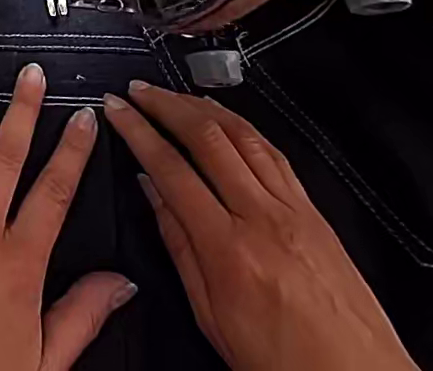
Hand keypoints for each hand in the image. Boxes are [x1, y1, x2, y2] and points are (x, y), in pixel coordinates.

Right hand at [103, 81, 420, 370]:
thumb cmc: (287, 366)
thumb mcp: (212, 319)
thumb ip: (179, 246)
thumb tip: (152, 192)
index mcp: (230, 252)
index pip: (171, 170)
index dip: (138, 132)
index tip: (119, 111)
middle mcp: (262, 217)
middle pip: (206, 136)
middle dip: (165, 103)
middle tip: (139, 90)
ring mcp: (291, 206)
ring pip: (240, 132)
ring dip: (200, 104)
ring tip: (173, 93)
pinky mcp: (312, 206)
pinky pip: (272, 149)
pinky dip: (241, 124)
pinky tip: (226, 117)